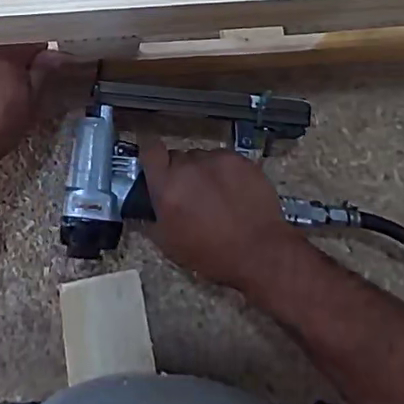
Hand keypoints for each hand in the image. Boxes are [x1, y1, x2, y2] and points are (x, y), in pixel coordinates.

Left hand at [0, 44, 78, 169]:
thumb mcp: (31, 105)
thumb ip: (42, 74)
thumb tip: (54, 55)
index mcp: (8, 58)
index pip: (31, 48)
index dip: (40, 60)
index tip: (43, 72)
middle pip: (9, 50)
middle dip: (17, 63)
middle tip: (22, 84)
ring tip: (0, 90)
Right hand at [139, 142, 307, 290]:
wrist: (259, 249)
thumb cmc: (211, 254)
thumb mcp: (171, 245)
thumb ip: (152, 219)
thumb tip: (144, 207)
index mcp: (167, 187)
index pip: (150, 150)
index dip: (152, 155)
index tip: (157, 165)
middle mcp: (189, 166)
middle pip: (178, 156)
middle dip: (180, 172)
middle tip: (191, 194)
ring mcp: (216, 159)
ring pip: (202, 157)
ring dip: (204, 171)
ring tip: (216, 195)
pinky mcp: (239, 158)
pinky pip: (224, 158)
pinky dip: (225, 171)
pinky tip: (235, 191)